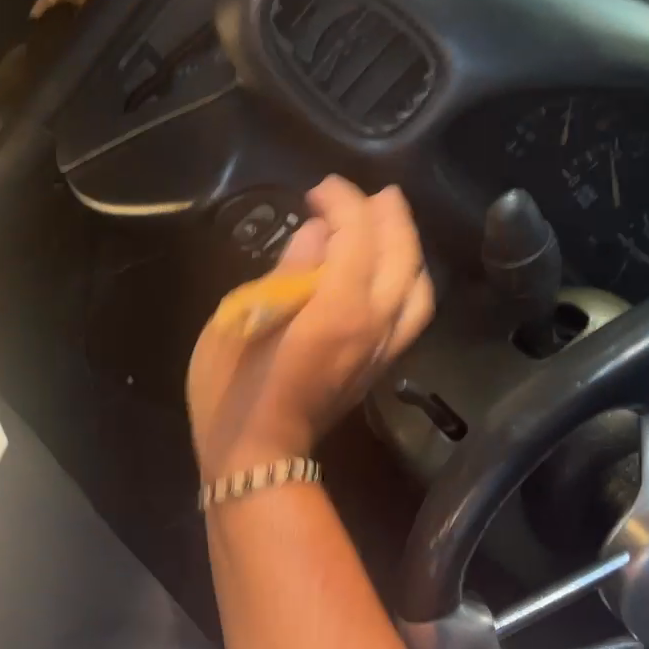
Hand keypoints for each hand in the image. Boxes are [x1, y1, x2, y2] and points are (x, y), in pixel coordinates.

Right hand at [188, 178, 434, 477]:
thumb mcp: (241, 323)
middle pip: (400, 253)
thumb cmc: (232, 392)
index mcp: (338, 308)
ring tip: (386, 227)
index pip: (358, 235)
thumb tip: (315, 236)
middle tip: (364, 194)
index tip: (318, 190)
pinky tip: (389, 274)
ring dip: (406, 247)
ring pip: (417, 285)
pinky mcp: (378, 367)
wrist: (256, 458)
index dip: (342, 203)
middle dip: (385, 215)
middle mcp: (375, 324)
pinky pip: (412, 312)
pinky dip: (407, 281)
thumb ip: (286, 273)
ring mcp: (382, 349)